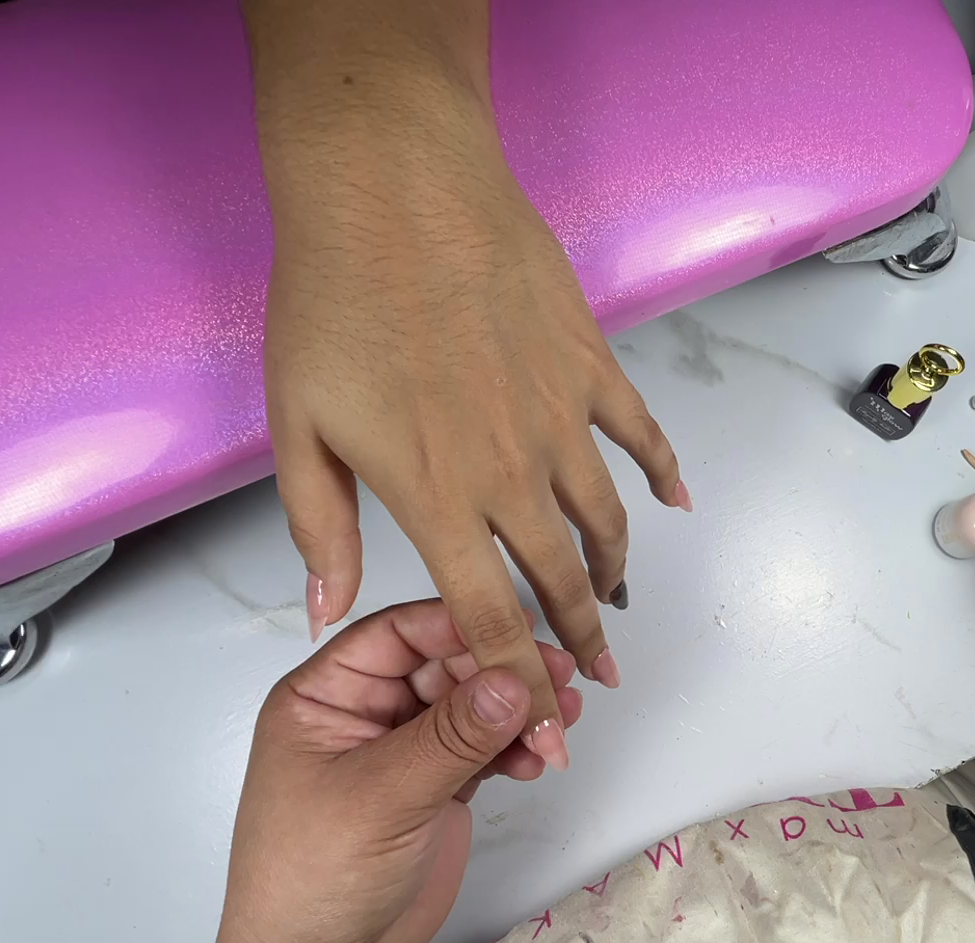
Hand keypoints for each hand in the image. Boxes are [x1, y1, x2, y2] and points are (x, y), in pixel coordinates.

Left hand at [216, 600, 583, 942]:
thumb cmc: (319, 877)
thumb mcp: (382, 798)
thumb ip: (451, 737)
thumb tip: (515, 681)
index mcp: (330, 693)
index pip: (401, 634)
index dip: (460, 625)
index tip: (523, 630)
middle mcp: (372, 706)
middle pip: (451, 664)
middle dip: (506, 674)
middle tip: (562, 680)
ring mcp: (411, 742)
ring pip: (478, 702)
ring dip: (524, 710)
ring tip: (566, 721)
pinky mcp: (443, 776)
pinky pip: (490, 742)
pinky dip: (520, 746)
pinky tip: (541, 759)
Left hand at [255, 60, 688, 770]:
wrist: (395, 195)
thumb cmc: (334, 304)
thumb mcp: (298, 426)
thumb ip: (319, 530)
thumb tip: (324, 613)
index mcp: (437, 498)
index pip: (490, 618)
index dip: (519, 679)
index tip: (550, 715)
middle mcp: (513, 475)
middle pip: (562, 581)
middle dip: (582, 639)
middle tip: (600, 672)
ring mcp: (564, 422)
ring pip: (607, 521)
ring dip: (616, 570)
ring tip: (617, 599)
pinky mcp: (593, 373)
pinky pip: (642, 436)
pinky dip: (664, 473)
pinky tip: (676, 501)